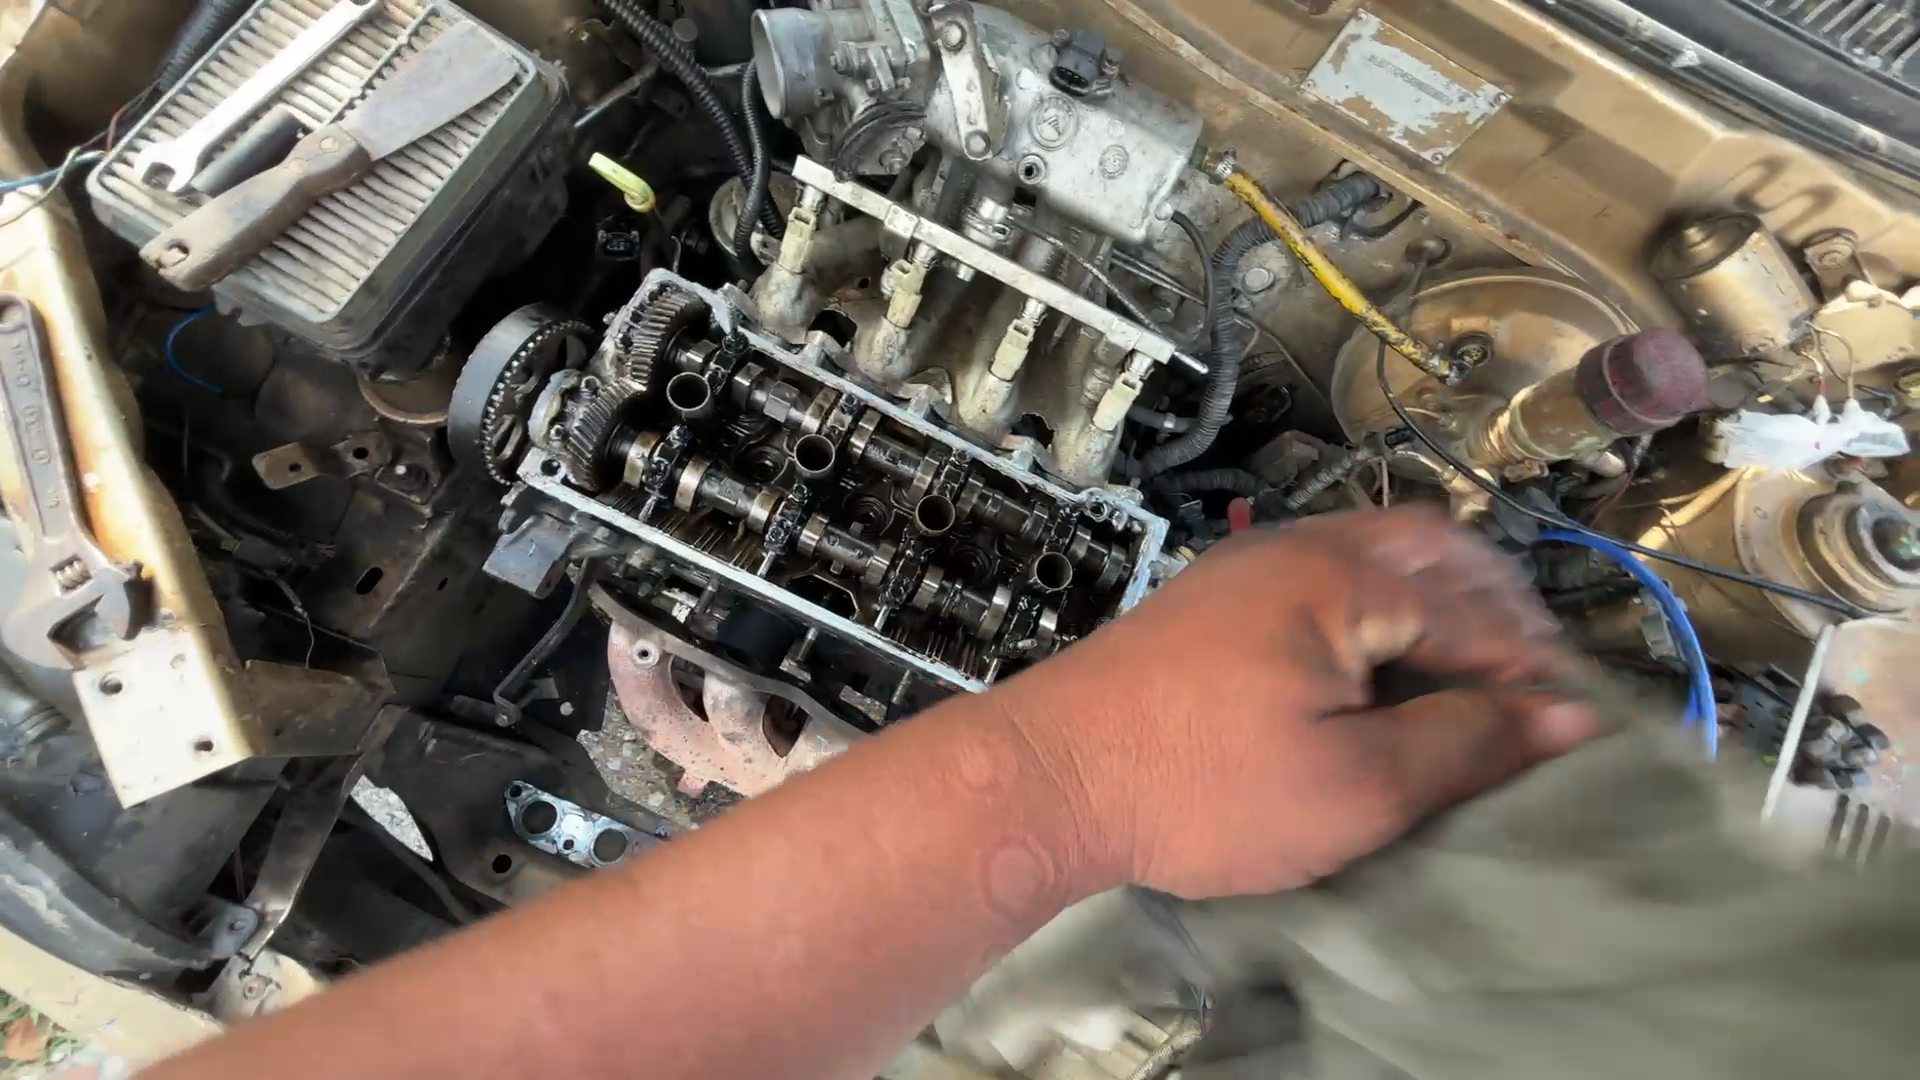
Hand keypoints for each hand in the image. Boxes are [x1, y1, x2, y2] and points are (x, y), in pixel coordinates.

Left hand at [993, 506, 1597, 899]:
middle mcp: (1286, 550)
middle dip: (1486, 604)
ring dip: (1421, 601)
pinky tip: (1363, 666)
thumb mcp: (1352, 786)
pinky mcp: (1204, 601)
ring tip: (1454, 675)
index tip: (1573, 725)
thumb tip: (1567, 714)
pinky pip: (1308, 582)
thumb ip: (1465, 742)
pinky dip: (1360, 611)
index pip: (1472, 613)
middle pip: (1419, 549)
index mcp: (1335, 577)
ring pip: (1359, 557)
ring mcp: (1236, 569)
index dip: (1531, 670)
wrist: (1054, 772)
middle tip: (1524, 679)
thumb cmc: (1200, 786)